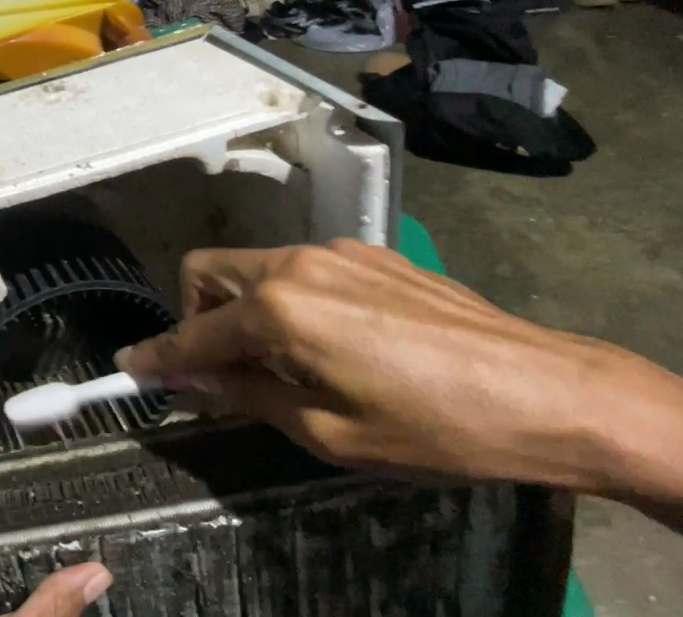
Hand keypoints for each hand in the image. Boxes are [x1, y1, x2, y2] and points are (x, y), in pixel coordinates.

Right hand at [117, 238, 638, 487]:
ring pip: (252, 266)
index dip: (159, 357)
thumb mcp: (329, 432)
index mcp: (278, 308)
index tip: (130, 369)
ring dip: (242, 308)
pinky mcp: (368, 252)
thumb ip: (247, 394)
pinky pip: (298, 268)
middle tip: (218, 368)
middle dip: (195, 316)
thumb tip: (194, 377)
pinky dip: (286, 300)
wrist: (552, 392)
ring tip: (284, 361)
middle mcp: (294, 263)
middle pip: (207, 272)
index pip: (194, 334)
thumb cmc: (435, 428)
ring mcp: (334, 251)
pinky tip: (334, 341)